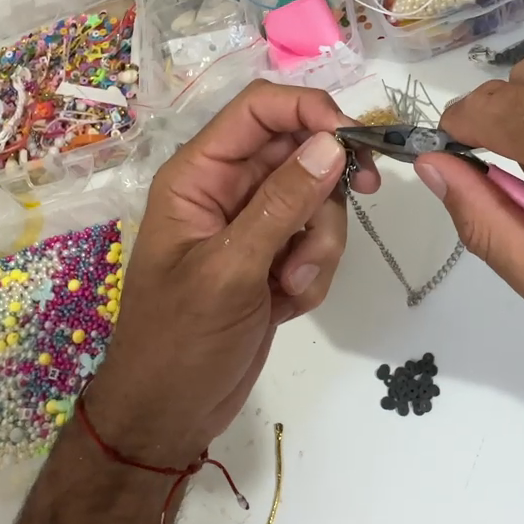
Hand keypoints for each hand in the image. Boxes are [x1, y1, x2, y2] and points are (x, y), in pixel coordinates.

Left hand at [85, 80, 378, 465]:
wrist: (170, 414)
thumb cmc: (179, 341)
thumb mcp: (230, 270)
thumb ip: (282, 204)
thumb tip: (331, 144)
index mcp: (200, 174)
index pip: (259, 109)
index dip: (308, 109)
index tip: (353, 139)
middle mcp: (228, 188)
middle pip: (300, 151)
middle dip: (324, 189)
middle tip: (349, 209)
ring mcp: (254, 222)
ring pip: (317, 197)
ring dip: (319, 241)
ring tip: (291, 284)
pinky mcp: (274, 255)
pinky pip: (317, 238)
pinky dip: (314, 269)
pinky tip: (286, 304)